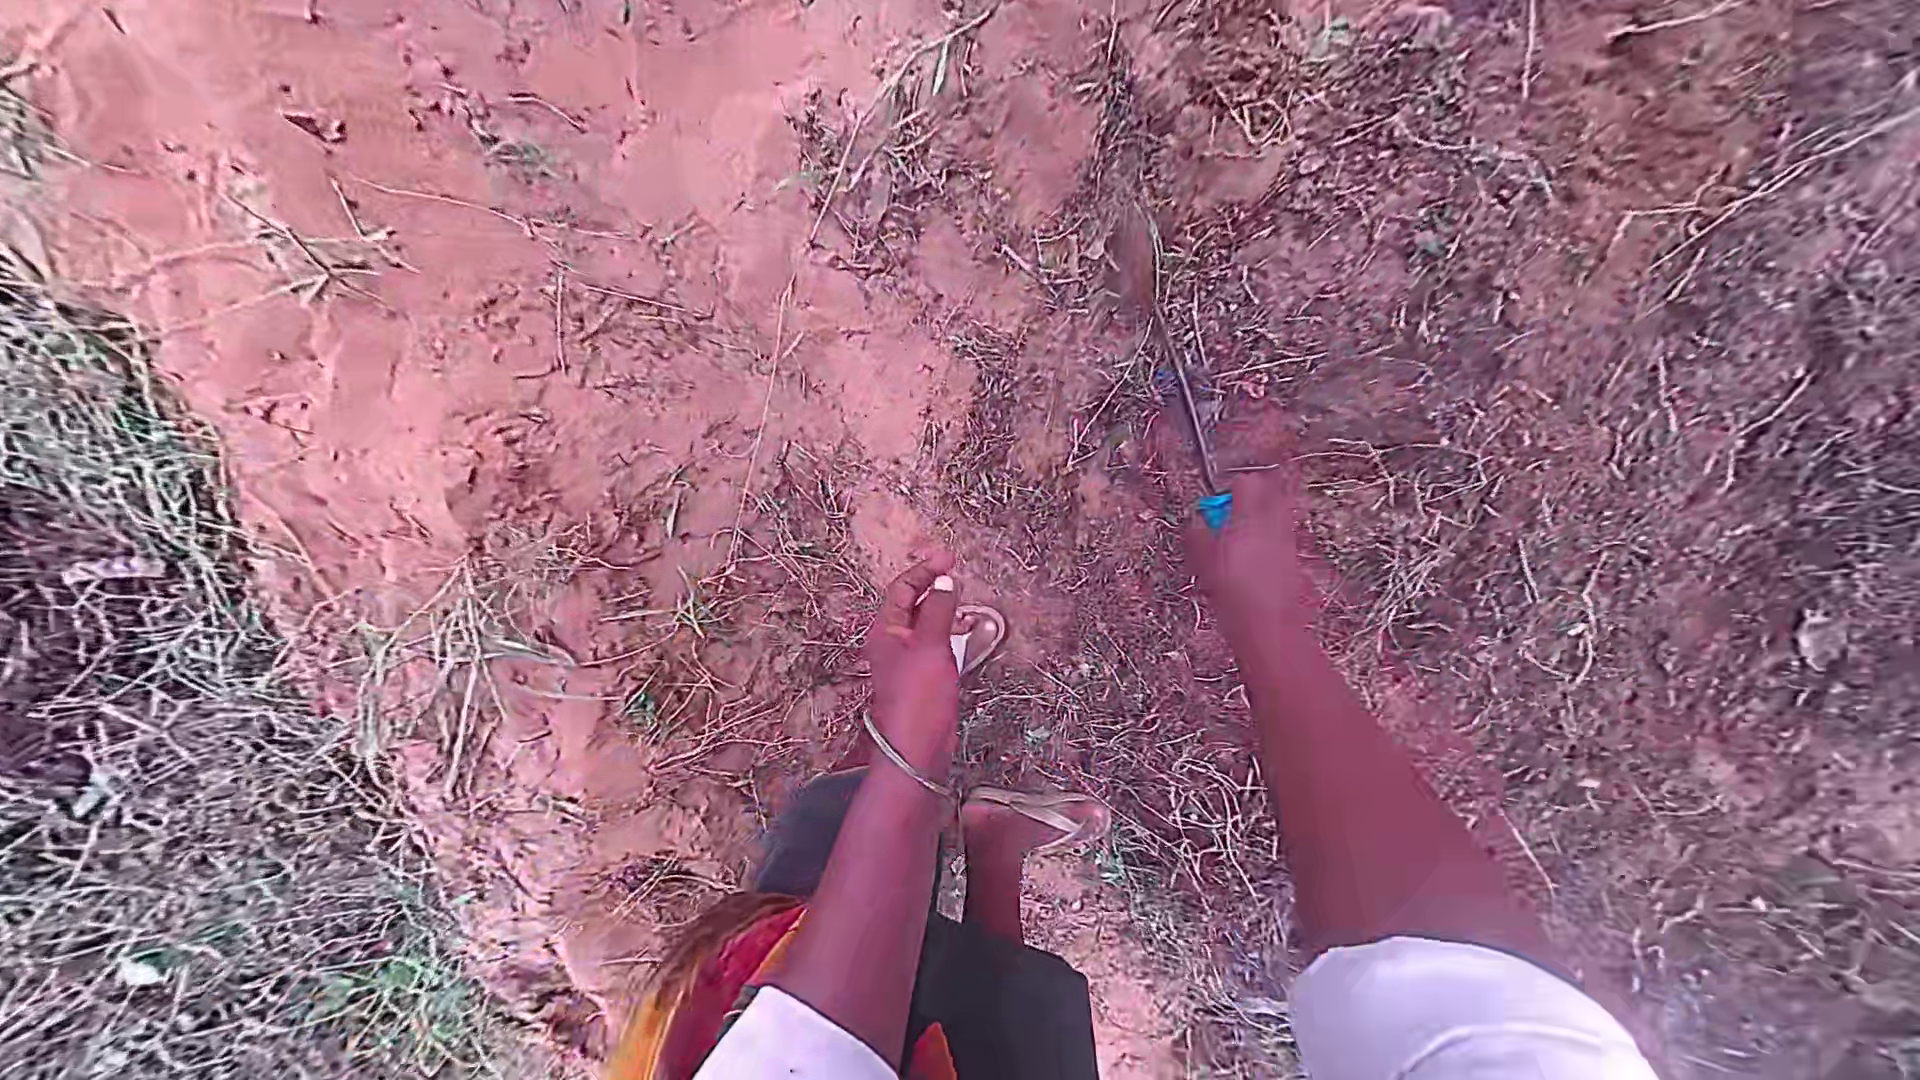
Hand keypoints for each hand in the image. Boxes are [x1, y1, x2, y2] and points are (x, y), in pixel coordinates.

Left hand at [864, 551, 961, 779]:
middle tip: (957, 574)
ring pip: (924, 622)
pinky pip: (934, 642)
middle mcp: (892, 640)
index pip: (902, 588)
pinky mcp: (921, 675)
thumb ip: (938, 609)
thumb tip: (945, 581)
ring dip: (943, 608)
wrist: (917, 747)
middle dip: (933, 586)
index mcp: (886, 629)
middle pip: (911, 602)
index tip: (948, 558)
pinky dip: (949, 631)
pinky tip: (965, 632)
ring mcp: (906, 659)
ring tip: (966, 603)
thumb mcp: (929, 645)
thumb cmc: (919, 695)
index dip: (924, 570)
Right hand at [1184, 468, 1311, 635]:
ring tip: (1238, 542)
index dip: (1230, 489)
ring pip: (1277, 516)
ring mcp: (1288, 542)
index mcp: (1248, 519)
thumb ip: (1198, 536)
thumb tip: (1196, 520)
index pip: (1245, 483)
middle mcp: (1274, 525)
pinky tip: (1252, 563)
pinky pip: (1281, 538)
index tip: (1217, 506)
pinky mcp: (1296, 560)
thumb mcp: (1203, 564)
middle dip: (1250, 501)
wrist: (1270, 628)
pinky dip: (1268, 541)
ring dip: (1259, 521)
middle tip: (1229, 519)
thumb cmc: (1233, 596)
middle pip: (1268, 493)